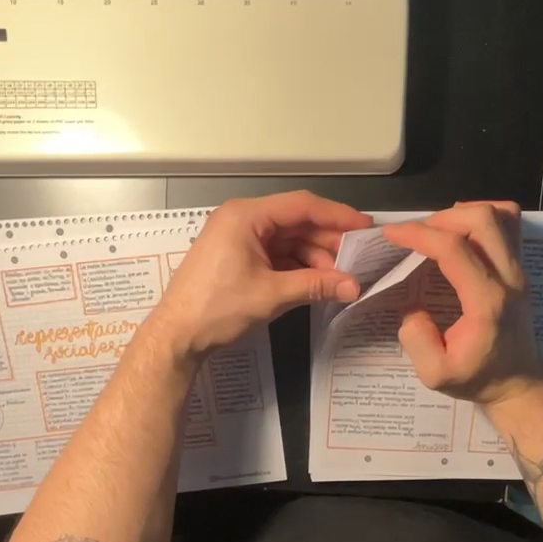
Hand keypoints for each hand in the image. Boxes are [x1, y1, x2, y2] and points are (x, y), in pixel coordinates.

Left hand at [149, 191, 370, 356]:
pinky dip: (297, 267)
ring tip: (340, 278)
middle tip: (358, 260)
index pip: (302, 206)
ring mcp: (239, 239)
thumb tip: (353, 286)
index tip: (364, 228)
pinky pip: (276, 255)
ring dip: (314, 258)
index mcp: (246, 216)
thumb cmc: (216, 308)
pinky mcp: (238, 258)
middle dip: (328, 242)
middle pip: (296, 223)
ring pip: (288, 241)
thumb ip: (315, 286)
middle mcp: (242, 220)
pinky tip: (317, 282)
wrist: (177, 335)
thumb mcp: (271, 295)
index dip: (337, 216)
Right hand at [386, 201, 542, 407]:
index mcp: (486, 302)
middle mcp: (508, 277)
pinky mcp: (520, 266)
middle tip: (417, 235)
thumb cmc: (477, 378)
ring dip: (462, 213)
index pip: (454, 249)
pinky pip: (509, 223)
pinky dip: (482, 216)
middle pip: (481, 219)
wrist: (518, 382)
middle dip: (440, 218)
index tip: (392, 234)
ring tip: (437, 232)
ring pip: (499, 214)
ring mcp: (518, 269)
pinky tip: (461, 232)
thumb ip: (416, 340)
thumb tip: (411, 307)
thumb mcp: (435, 374)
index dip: (420, 234)